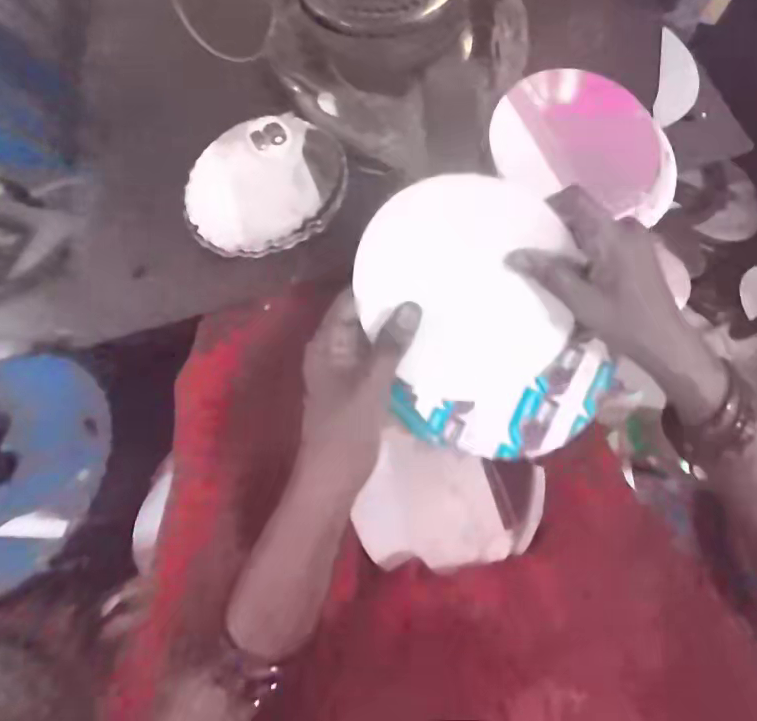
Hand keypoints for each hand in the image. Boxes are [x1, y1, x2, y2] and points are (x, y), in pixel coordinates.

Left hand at [299, 290, 418, 489]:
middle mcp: (332, 352)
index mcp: (326, 344)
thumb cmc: (345, 431)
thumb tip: (410, 304)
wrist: (331, 484)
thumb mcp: (371, 385)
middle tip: (427, 291)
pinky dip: (394, 357)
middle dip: (390, 309)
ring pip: (371, 343)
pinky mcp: (356, 391)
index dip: (374, 286)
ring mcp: (343, 373)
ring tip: (430, 315)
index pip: (348, 301)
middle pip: (361, 320)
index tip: (406, 272)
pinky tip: (422, 352)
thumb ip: (390, 345)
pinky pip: (376, 364)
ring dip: (395, 334)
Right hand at [507, 187, 727, 419]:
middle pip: (583, 212)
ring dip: (572, 241)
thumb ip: (547, 273)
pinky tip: (579, 274)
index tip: (532, 224)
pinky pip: (606, 237)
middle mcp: (626, 227)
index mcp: (612, 233)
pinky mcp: (639, 251)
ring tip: (555, 265)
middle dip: (558, 228)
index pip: (576, 197)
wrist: (667, 343)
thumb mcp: (580, 300)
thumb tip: (513, 255)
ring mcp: (636, 238)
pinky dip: (588, 248)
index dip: (551, 204)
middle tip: (538, 250)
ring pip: (594, 226)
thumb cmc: (625, 322)